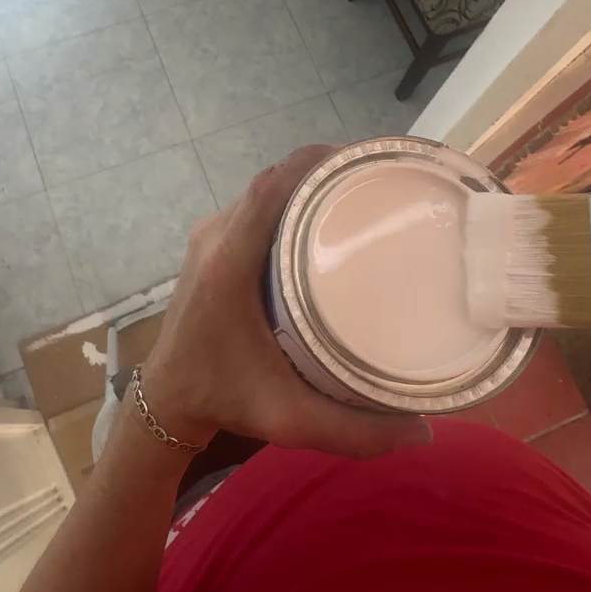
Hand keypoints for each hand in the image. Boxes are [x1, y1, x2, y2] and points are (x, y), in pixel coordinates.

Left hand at [138, 145, 432, 458]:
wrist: (165, 400)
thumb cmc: (223, 401)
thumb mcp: (288, 419)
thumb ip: (356, 431)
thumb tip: (426, 432)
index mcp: (229, 262)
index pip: (272, 187)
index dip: (317, 162)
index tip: (367, 158)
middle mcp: (216, 237)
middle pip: (273, 181)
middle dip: (323, 169)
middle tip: (377, 180)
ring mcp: (208, 236)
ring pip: (263, 190)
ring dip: (305, 182)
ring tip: (357, 193)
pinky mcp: (209, 244)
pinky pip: (253, 205)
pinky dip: (287, 199)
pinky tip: (321, 218)